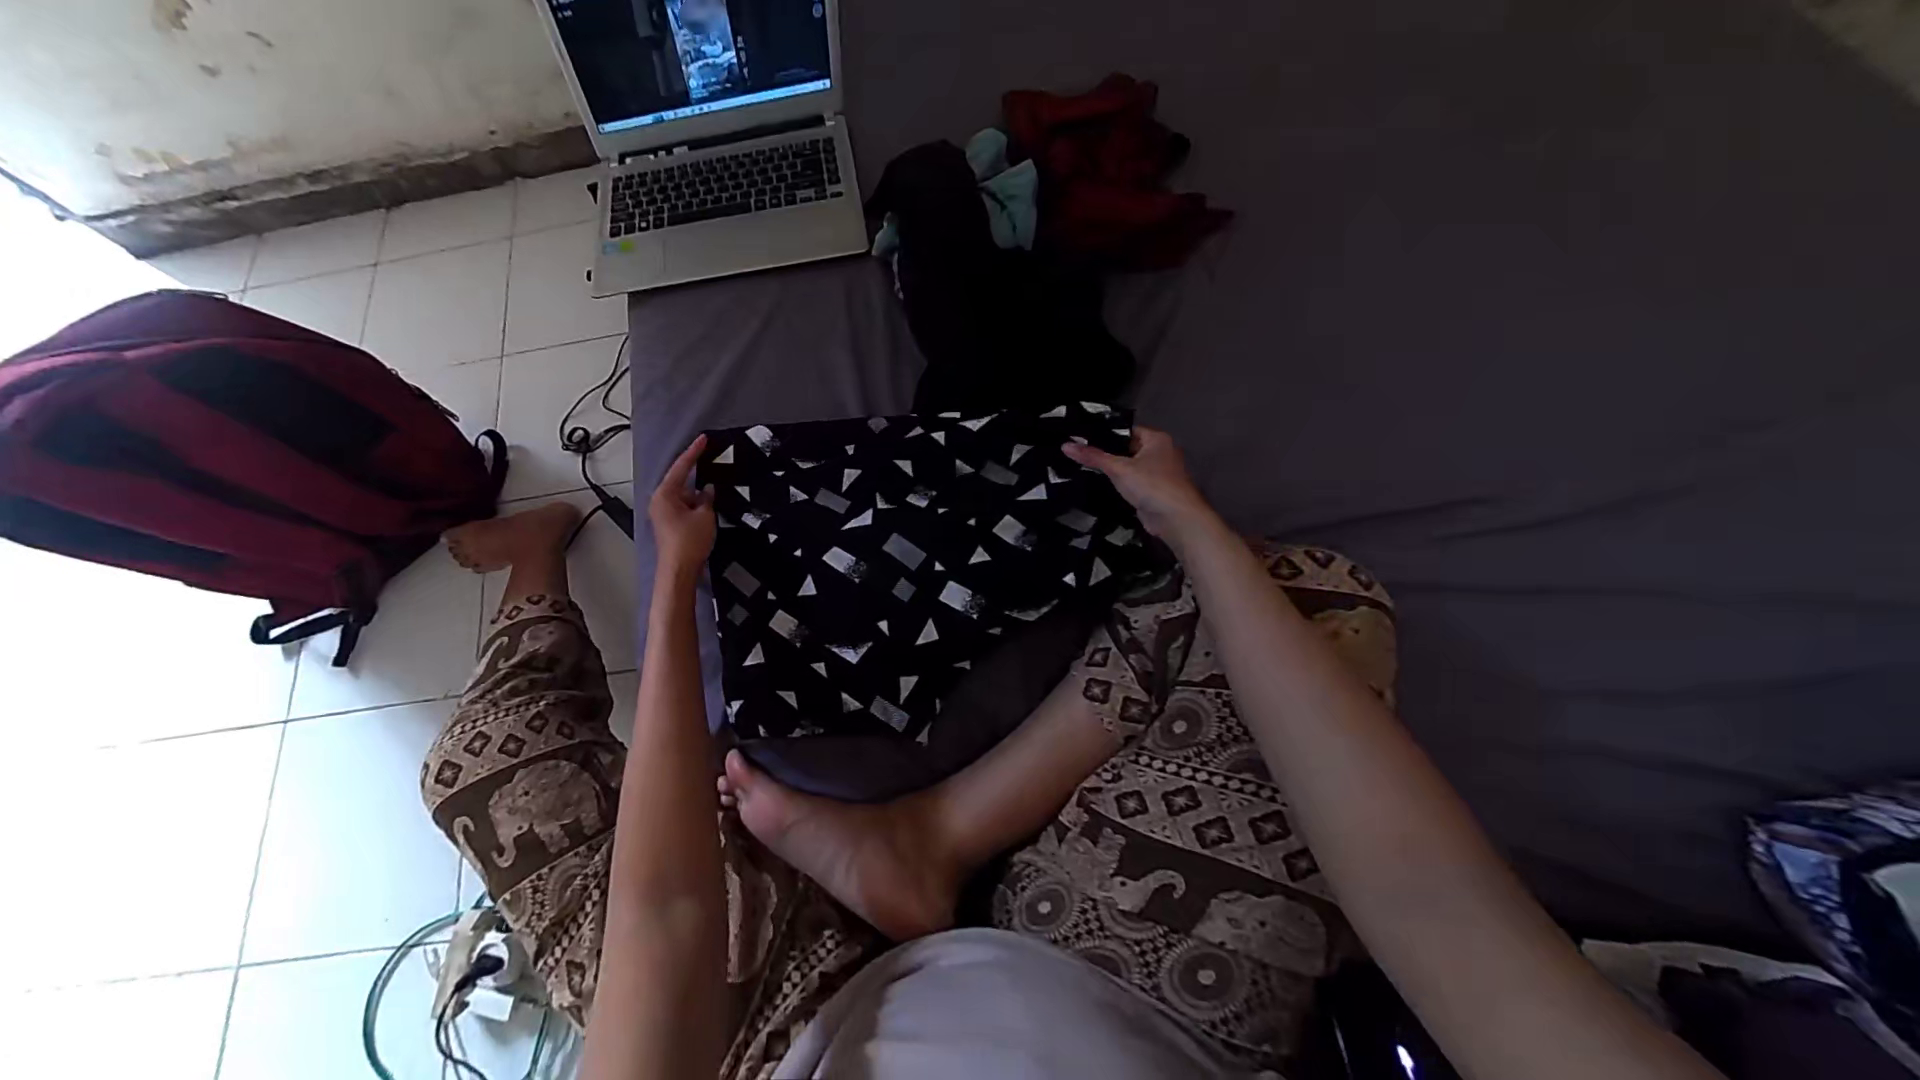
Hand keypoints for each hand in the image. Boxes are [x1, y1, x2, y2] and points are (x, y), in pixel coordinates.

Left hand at [650, 434, 715, 578]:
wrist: (679, 570)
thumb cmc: (689, 542)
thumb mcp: (705, 516)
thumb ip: (707, 499)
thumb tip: (707, 491)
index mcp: (665, 494)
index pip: (681, 467)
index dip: (694, 452)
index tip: (703, 439)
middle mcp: (660, 501)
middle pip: (681, 481)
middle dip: (697, 476)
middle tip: (712, 463)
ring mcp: (664, 513)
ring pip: (685, 496)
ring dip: (699, 496)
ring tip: (715, 496)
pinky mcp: (670, 524)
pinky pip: (685, 508)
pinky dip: (696, 506)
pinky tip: (709, 509)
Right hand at [1062, 426, 1214, 543]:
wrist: (1176, 518)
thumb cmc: (1150, 485)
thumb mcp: (1118, 468)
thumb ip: (1093, 457)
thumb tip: (1065, 445)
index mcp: (1157, 439)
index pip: (1126, 431)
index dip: (1106, 435)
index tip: (1082, 439)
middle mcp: (1162, 452)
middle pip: (1128, 449)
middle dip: (1108, 454)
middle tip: (1079, 455)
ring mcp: (1160, 473)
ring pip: (1131, 468)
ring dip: (1114, 472)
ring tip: (1085, 470)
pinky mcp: (1156, 492)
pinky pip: (1134, 484)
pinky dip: (1121, 486)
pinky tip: (1102, 488)